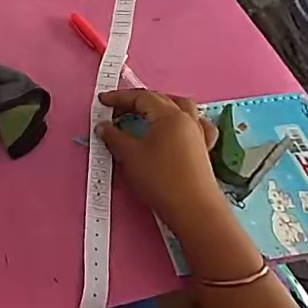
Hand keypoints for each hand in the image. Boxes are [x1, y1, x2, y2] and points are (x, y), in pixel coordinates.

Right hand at [95, 88, 226, 231]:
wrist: (193, 209)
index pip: (142, 97)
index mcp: (169, 115)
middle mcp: (187, 118)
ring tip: (145, 113)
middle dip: (137, 101)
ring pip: (180, 107)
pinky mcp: (203, 148)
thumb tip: (104, 127)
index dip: (120, 97)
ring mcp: (198, 132)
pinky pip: (195, 124)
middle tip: (117, 110)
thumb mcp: (131, 157)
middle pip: (160, 99)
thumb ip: (115, 137)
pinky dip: (183, 120)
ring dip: (160, 105)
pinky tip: (176, 127)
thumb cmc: (162, 180)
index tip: (103, 101)